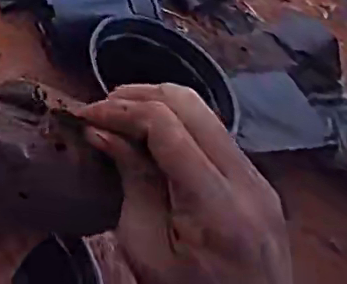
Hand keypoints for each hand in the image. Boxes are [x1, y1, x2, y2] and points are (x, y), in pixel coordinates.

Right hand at [74, 84, 291, 283]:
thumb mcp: (146, 250)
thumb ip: (130, 181)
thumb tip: (100, 129)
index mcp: (220, 208)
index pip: (165, 124)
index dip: (119, 109)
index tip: (86, 116)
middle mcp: (248, 184)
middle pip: (186, 101)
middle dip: (136, 96)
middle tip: (101, 112)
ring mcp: (259, 181)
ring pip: (200, 108)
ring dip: (154, 104)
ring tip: (120, 121)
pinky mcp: (258, 183)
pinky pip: (211, 130)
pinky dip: (174, 122)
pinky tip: (149, 140)